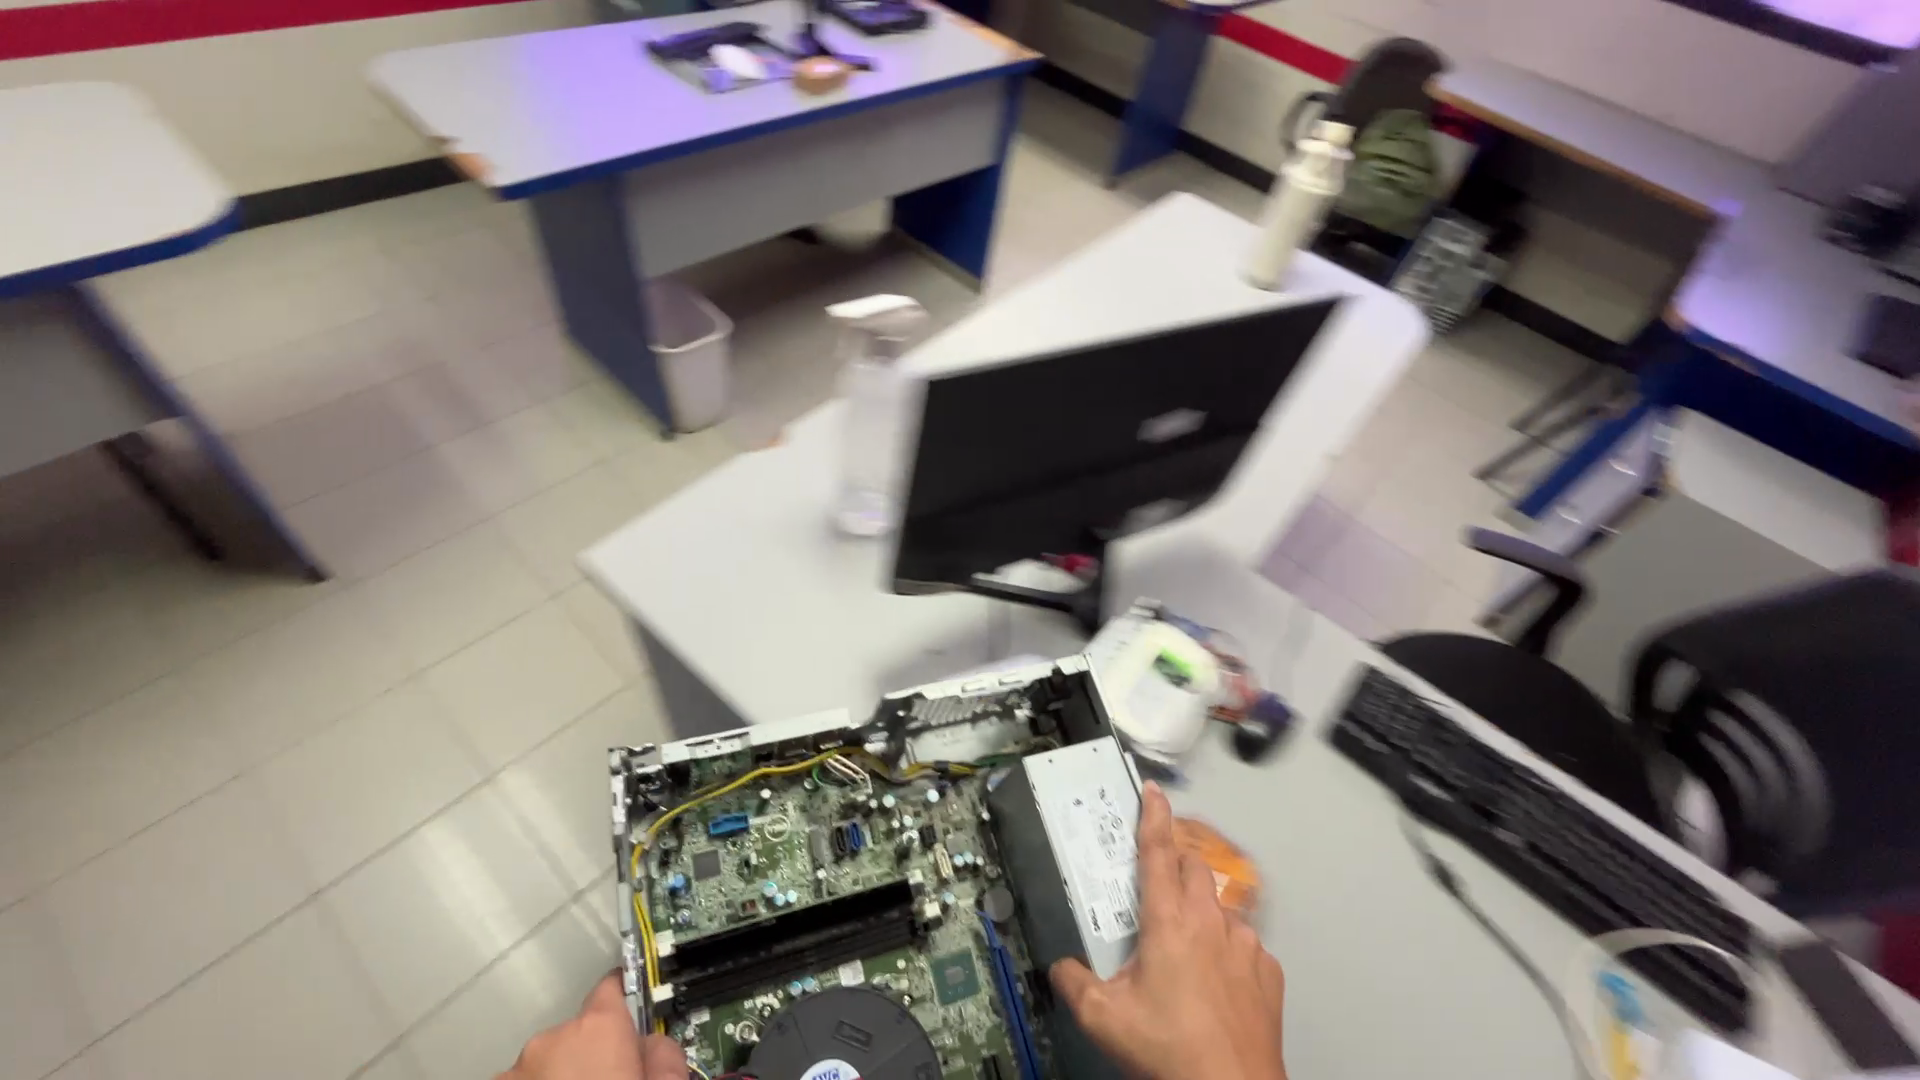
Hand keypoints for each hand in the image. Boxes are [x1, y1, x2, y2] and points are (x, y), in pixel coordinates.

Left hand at [498, 971, 687, 1079]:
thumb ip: (662, 1055)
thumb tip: (647, 1046)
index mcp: (598, 1028)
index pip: (611, 988)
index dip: (622, 1000)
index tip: (628, 1020)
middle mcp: (550, 1041)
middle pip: (575, 1037)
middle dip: (588, 1060)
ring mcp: (512, 1076)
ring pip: (542, 1071)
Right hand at [1049, 782, 1285, 1079]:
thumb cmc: (1171, 1051)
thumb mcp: (1104, 1018)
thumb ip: (1073, 982)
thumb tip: (1062, 968)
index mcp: (1168, 921)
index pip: (1157, 851)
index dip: (1152, 815)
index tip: (1153, 792)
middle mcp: (1209, 922)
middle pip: (1193, 866)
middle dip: (1175, 864)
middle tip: (1156, 889)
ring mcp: (1245, 945)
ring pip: (1220, 906)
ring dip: (1201, 912)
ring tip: (1184, 950)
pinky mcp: (1268, 971)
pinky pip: (1245, 943)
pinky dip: (1227, 949)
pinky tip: (1215, 981)